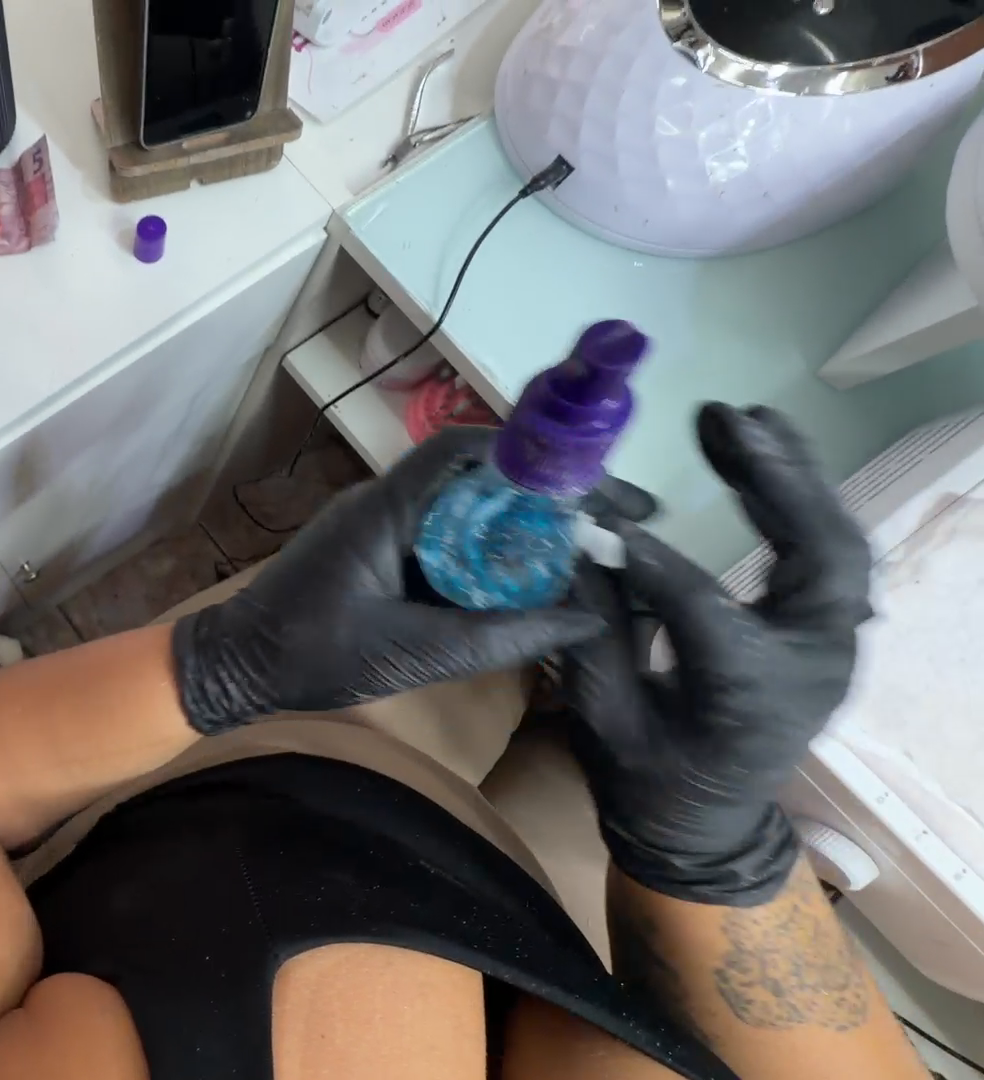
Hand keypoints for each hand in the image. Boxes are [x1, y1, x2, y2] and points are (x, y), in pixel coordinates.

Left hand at [173, 426, 605, 734]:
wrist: (240, 663)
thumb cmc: (311, 654)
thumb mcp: (414, 652)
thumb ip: (502, 636)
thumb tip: (587, 621)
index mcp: (383, 509)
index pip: (462, 449)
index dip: (532, 452)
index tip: (594, 482)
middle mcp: (380, 505)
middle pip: (473, 480)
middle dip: (544, 498)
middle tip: (613, 527)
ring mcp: (374, 527)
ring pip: (460, 513)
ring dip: (517, 529)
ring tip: (588, 554)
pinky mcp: (372, 552)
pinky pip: (438, 540)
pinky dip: (483, 556)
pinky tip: (527, 581)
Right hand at [565, 403, 872, 904]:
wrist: (701, 819)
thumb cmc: (643, 773)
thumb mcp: (602, 714)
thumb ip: (591, 633)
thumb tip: (575, 551)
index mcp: (753, 694)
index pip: (704, 607)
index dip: (647, 560)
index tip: (594, 519)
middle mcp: (814, 659)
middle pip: (819, 553)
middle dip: (774, 478)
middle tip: (726, 417)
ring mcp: (828, 642)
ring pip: (833, 543)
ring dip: (790, 476)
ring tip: (743, 420)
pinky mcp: (816, 629)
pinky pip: (819, 555)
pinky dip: (791, 502)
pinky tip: (757, 463)